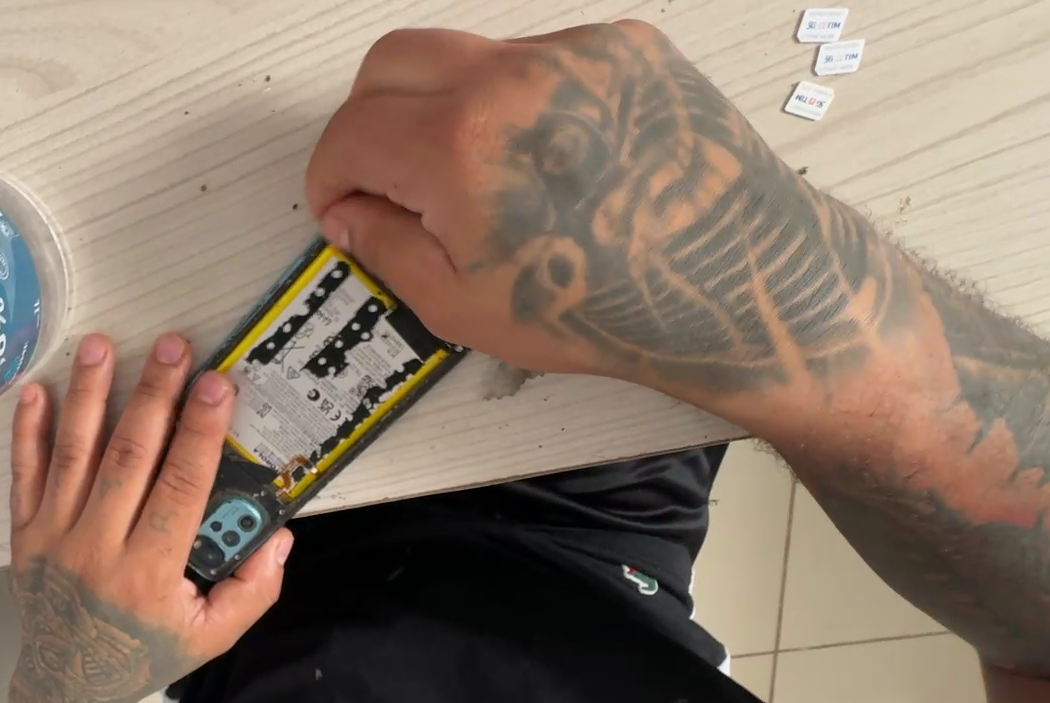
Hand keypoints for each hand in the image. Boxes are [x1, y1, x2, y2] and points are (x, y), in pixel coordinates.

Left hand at [6, 333, 290, 702]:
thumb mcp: (212, 637)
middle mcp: (97, 548)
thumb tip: (281, 535)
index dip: (200, 433)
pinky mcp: (24, 534)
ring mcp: (53, 537)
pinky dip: (28, 432)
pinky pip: (24, 475)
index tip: (216, 384)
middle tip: (172, 345)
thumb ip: (253, 591)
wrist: (68, 684)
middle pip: (128, 458)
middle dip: (154, 396)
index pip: (180, 488)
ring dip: (88, 397)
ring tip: (100, 345)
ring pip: (73, 455)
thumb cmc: (146, 655)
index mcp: (149, 573)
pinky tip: (37, 391)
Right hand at [307, 23, 898, 395]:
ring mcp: (570, 54)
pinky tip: (521, 164)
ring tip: (457, 183)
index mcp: (457, 147)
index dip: (327, 176)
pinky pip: (523, 60)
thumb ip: (383, 246)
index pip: (349, 131)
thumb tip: (349, 214)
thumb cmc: (593, 306)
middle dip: (362, 124)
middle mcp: (509, 79)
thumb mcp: (454, 303)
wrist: (722, 283)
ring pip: (456, 56)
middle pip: (388, 62)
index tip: (338, 208)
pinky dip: (496, 105)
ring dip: (428, 112)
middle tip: (376, 182)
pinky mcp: (620, 48)